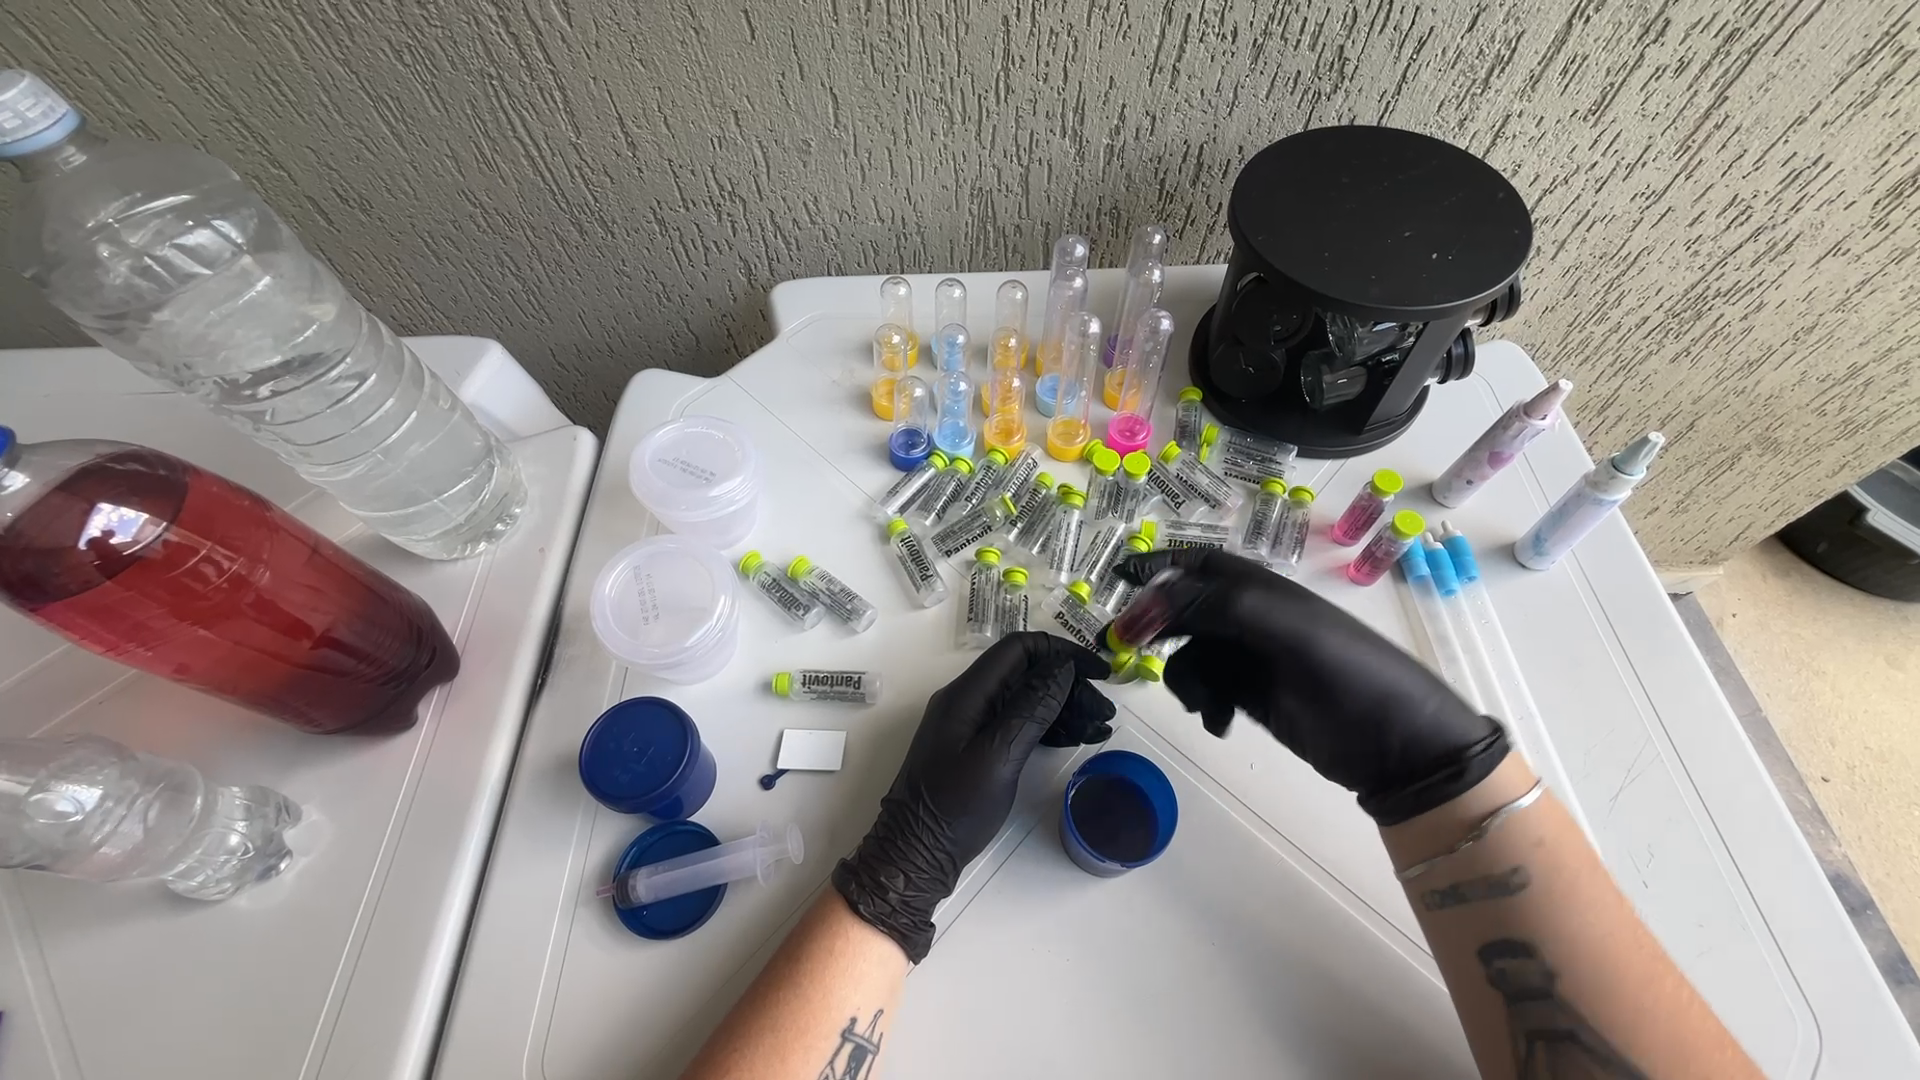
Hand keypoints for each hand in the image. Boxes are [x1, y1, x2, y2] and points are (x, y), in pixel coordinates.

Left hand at [833, 632, 1114, 961]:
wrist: (915, 857)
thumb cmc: (955, 809)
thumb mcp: (999, 757)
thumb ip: (1030, 709)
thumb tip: (1061, 668)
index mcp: (966, 694)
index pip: (1017, 649)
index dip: (1061, 652)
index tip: (1098, 672)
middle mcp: (967, 700)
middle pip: (1024, 673)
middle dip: (1067, 684)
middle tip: (1104, 710)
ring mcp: (970, 724)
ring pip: (1024, 698)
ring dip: (1063, 707)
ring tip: (1099, 727)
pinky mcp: (976, 747)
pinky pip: (1017, 722)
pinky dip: (1047, 727)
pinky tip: (1075, 738)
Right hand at [1113, 548, 1505, 825]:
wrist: (1397, 743)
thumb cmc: (1346, 672)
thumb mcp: (1280, 629)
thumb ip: (1212, 606)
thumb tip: (1144, 606)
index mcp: (1260, 589)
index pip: (1197, 566)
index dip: (1158, 568)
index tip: (1119, 581)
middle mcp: (1250, 617)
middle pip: (1183, 610)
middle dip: (1155, 628)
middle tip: (1124, 647)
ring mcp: (1248, 658)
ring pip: (1189, 655)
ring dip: (1183, 678)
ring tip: (1203, 705)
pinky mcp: (1249, 696)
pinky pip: (1205, 688)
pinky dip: (1202, 703)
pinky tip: (1218, 722)